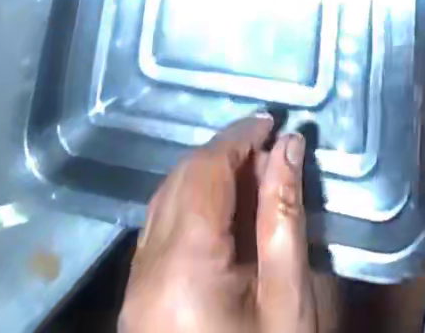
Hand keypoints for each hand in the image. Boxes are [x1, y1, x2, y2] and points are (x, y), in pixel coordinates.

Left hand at [120, 116, 329, 332]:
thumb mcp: (289, 298)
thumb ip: (283, 212)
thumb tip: (287, 145)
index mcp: (182, 266)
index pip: (205, 171)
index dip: (238, 137)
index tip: (272, 120)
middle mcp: (146, 270)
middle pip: (180, 180)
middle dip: (223, 152)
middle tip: (269, 146)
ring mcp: (135, 290)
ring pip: (164, 202)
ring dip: (206, 175)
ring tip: (253, 170)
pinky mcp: (137, 304)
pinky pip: (159, 231)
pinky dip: (191, 204)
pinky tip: (225, 208)